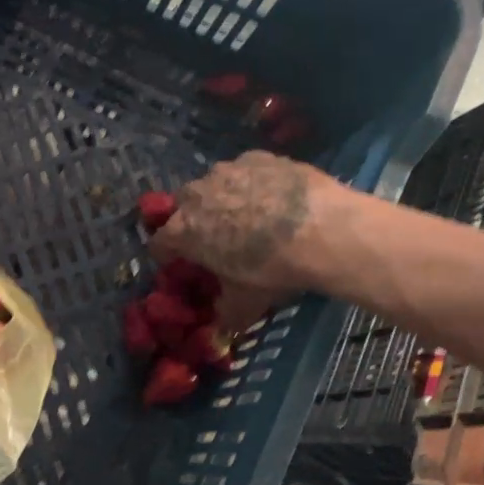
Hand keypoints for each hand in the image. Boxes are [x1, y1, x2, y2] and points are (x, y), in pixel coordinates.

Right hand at [149, 150, 339, 330]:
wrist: (324, 228)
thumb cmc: (273, 268)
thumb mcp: (246, 302)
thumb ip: (226, 313)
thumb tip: (221, 328)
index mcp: (183, 231)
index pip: (159, 243)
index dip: (170, 255)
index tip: (185, 264)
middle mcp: (195, 195)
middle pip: (183, 207)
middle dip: (194, 221)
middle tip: (218, 239)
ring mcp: (225, 171)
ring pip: (213, 185)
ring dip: (222, 198)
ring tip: (251, 215)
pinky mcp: (256, 156)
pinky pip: (245, 171)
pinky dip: (252, 183)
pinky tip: (276, 198)